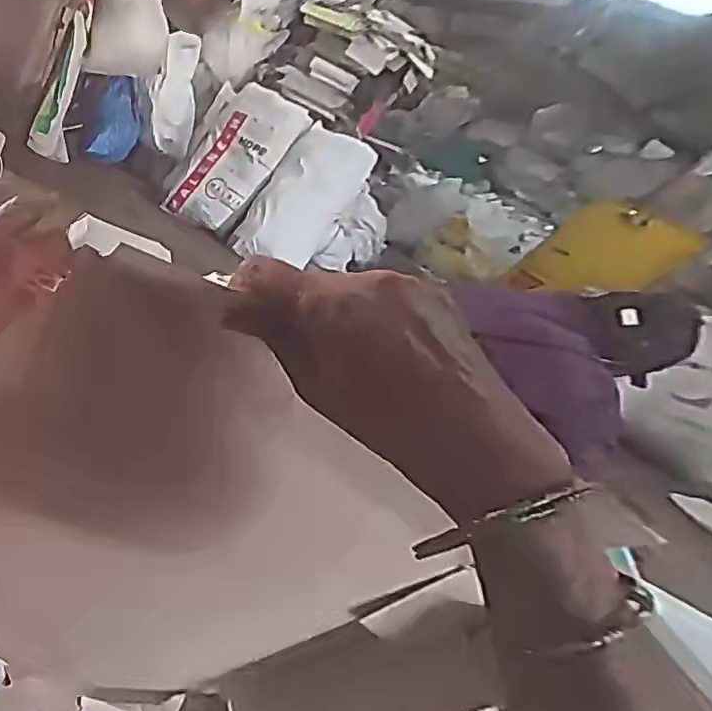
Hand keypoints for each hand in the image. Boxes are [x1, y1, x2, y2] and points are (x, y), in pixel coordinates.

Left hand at [0, 181, 72, 420]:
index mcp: (7, 262)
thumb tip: (41, 284)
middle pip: (27, 206)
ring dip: (7, 199)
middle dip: (44, 217)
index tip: (68, 260)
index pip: (54, 240)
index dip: (66, 250)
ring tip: (13, 210)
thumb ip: (20, 300)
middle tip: (48, 232)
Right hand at [225, 258, 573, 520]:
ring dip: (336, 309)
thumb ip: (277, 338)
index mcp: (331, 302)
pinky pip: (379, 292)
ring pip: (346, 285)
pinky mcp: (433, 288)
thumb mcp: (315, 387)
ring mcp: (406, 279)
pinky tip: (384, 347)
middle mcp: (368, 277)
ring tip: (350, 352)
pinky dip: (368, 311)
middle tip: (301, 344)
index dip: (247, 289)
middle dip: (297, 305)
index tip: (245, 313)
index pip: (264, 271)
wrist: (475, 440)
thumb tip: (236, 310)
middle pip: (309, 280)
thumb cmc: (385, 425)